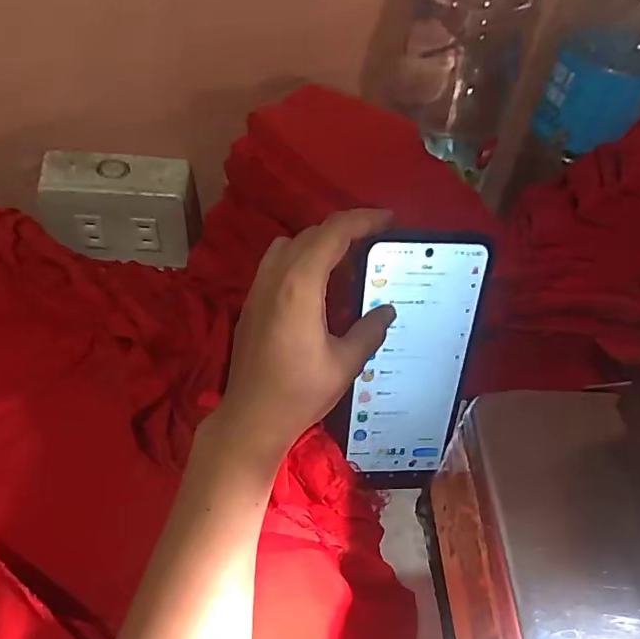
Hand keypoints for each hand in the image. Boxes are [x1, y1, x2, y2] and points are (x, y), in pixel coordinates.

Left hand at [215, 209, 396, 458]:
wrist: (252, 418)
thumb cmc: (299, 393)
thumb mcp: (344, 365)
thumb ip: (369, 331)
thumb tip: (387, 311)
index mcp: (300, 286)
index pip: (334, 232)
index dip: (364, 220)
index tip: (388, 220)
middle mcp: (275, 278)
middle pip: (311, 234)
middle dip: (345, 231)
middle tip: (374, 244)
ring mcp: (258, 290)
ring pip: (289, 246)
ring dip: (318, 245)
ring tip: (344, 264)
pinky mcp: (250, 306)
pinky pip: (276, 266)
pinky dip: (299, 262)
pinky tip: (316, 289)